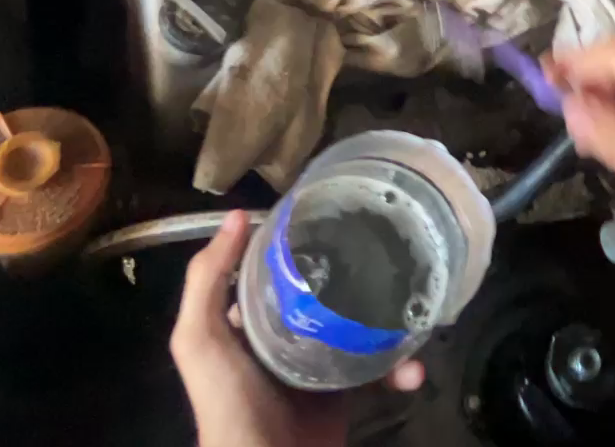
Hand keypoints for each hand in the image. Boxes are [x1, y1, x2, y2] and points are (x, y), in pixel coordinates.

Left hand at [170, 210, 423, 446]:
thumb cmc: (231, 402)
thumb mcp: (200, 341)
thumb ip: (206, 281)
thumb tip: (238, 215)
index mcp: (252, 321)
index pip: (278, 268)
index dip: (301, 241)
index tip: (334, 212)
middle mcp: (287, 336)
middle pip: (327, 291)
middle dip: (359, 273)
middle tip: (387, 252)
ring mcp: (320, 363)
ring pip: (361, 326)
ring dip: (389, 320)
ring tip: (411, 309)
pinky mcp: (346, 392)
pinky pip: (379, 370)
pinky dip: (399, 368)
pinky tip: (413, 367)